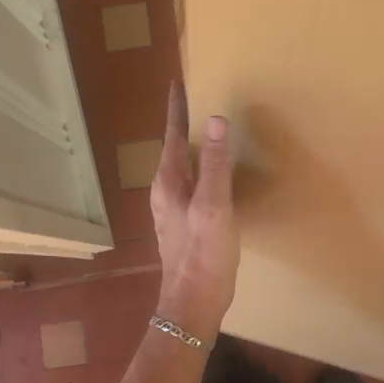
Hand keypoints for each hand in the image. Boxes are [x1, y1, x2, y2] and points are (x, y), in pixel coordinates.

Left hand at [149, 83, 238, 333]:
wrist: (194, 301)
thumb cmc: (204, 253)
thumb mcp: (213, 205)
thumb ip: (215, 164)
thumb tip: (216, 118)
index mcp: (169, 180)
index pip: (173, 132)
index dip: (177, 106)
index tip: (180, 80)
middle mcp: (165, 189)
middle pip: (175, 146)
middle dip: (186, 122)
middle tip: (201, 97)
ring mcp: (173, 207)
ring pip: (183, 165)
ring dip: (195, 145)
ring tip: (211, 129)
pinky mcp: (185, 222)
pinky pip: (193, 182)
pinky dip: (203, 168)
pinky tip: (218, 174)